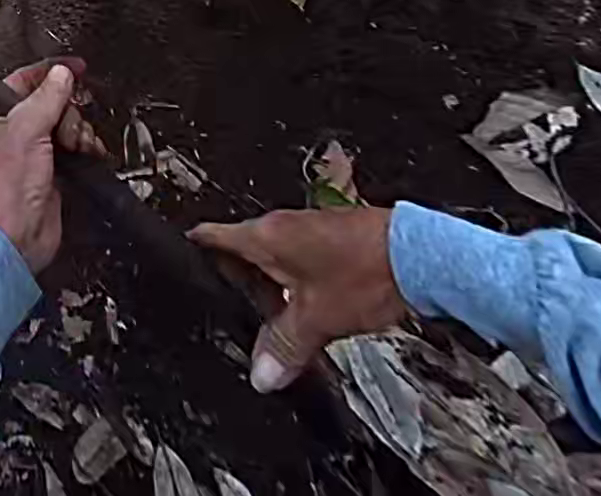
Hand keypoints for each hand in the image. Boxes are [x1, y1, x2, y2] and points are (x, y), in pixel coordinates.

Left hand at [0, 59, 106, 273]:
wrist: (17, 233)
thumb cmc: (6, 186)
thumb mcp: (27, 129)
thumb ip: (47, 97)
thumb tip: (61, 74)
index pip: (23, 79)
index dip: (49, 72)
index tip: (74, 67)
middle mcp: (8, 126)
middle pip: (50, 100)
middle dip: (67, 111)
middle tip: (66, 127)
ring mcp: (30, 146)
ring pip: (65, 121)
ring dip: (77, 130)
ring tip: (74, 145)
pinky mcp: (49, 164)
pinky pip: (73, 142)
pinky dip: (84, 145)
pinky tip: (86, 152)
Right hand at [188, 207, 404, 392]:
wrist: (418, 254)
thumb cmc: (366, 273)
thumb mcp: (318, 319)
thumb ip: (285, 346)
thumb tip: (260, 374)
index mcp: (260, 237)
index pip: (209, 236)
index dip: (193, 248)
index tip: (182, 257)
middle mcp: (275, 226)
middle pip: (238, 250)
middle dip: (237, 280)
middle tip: (240, 310)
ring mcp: (300, 227)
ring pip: (268, 254)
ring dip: (267, 281)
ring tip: (280, 315)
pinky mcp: (324, 234)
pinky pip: (292, 253)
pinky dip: (291, 277)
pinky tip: (310, 303)